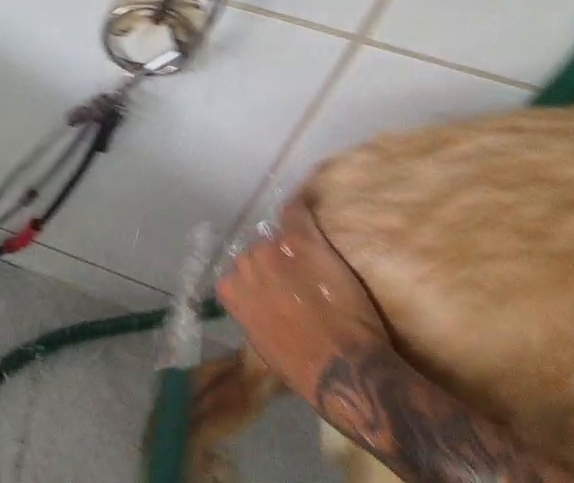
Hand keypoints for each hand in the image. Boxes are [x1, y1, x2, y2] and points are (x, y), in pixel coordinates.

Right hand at [216, 199, 386, 395]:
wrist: (343, 368)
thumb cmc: (302, 365)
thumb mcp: (261, 341)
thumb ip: (251, 311)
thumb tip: (256, 302)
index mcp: (230, 290)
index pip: (239, 275)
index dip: (259, 283)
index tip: (275, 291)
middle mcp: (245, 263)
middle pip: (257, 254)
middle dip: (273, 264)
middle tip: (298, 278)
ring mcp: (272, 249)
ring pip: (278, 239)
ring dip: (290, 247)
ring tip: (310, 257)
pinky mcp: (303, 241)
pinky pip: (295, 213)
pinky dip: (298, 210)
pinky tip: (305, 205)